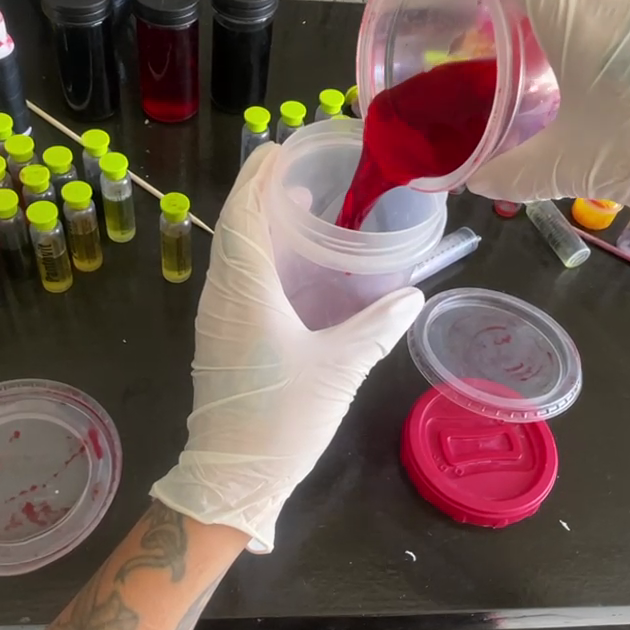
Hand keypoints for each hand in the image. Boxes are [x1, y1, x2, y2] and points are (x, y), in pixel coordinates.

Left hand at [150, 146, 424, 551]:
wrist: (232, 479)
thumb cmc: (281, 419)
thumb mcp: (338, 370)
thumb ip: (376, 327)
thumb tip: (413, 296)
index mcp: (244, 292)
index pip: (242, 216)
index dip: (257, 179)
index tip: (278, 150)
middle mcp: (222, 299)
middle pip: (233, 230)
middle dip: (259, 196)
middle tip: (299, 175)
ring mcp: (216, 322)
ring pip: (232, 258)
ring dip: (258, 227)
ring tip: (297, 212)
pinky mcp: (221, 343)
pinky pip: (235, 284)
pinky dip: (258, 261)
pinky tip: (288, 269)